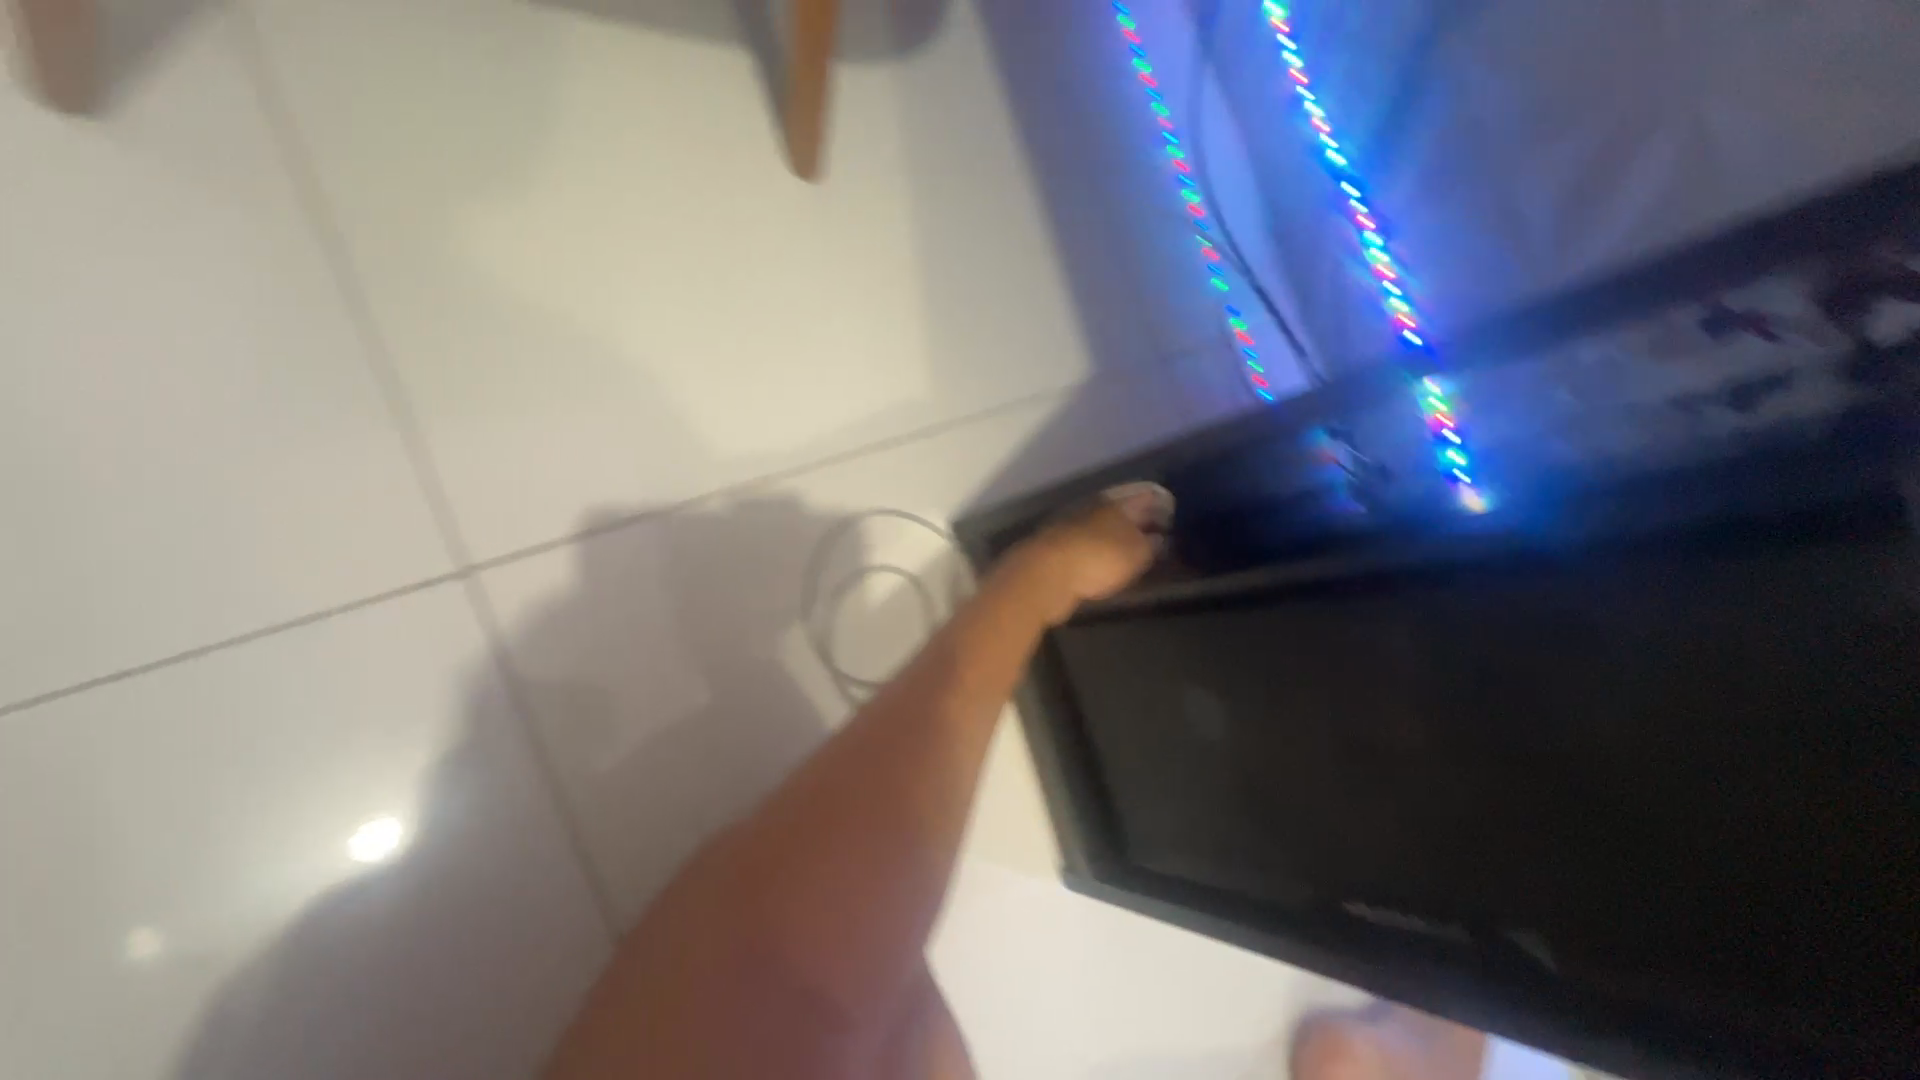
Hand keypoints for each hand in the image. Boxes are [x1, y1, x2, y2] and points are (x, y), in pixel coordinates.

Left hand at [1001, 482, 1174, 624]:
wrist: (1044, 574)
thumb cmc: (1098, 558)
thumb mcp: (1137, 553)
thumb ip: (1151, 545)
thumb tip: (1159, 538)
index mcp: (1116, 502)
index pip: (1146, 496)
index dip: (1163, 504)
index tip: (1176, 516)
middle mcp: (1094, 507)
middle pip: (1123, 510)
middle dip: (1141, 521)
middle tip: (1160, 535)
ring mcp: (1072, 525)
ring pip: (1103, 526)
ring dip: (1119, 536)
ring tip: (1136, 552)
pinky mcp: (1057, 548)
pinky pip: (1088, 545)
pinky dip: (1100, 551)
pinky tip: (1107, 564)